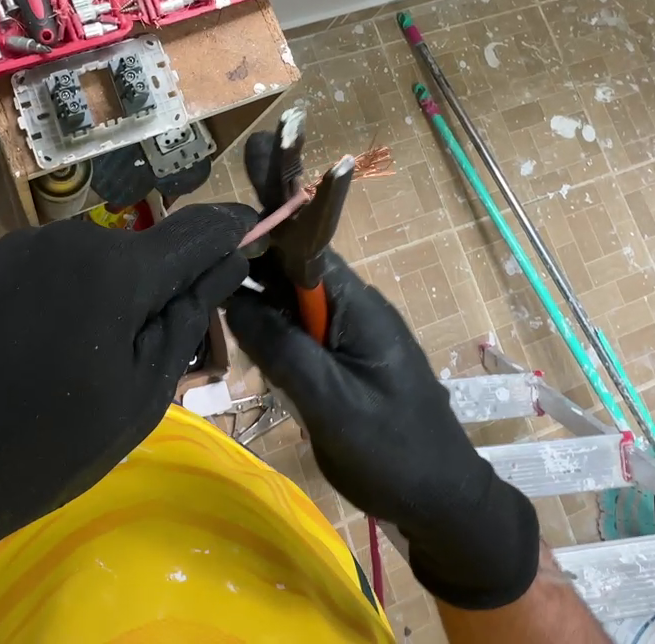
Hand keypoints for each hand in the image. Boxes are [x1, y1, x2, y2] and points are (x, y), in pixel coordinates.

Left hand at [0, 203, 256, 642]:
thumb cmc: (45, 443)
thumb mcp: (140, 395)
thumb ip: (188, 319)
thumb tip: (228, 264)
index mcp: (120, 267)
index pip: (199, 229)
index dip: (231, 232)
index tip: (252, 243)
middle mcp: (72, 237)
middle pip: (143, 249)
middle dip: (162, 285)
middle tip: (157, 350)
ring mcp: (21, 244)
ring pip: (93, 259)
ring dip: (109, 293)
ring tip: (86, 359)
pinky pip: (47, 268)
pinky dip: (63, 296)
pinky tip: (37, 349)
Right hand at [225, 134, 538, 609]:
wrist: (443, 500)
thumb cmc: (393, 452)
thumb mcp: (331, 404)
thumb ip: (283, 348)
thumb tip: (234, 296)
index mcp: (354, 302)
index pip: (306, 240)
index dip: (275, 202)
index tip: (254, 154)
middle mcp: (350, 301)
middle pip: (294, 255)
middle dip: (258, 231)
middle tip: (226, 200)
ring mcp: (346, 325)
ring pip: (289, 290)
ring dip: (255, 280)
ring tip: (211, 265)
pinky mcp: (340, 349)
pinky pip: (295, 320)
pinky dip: (266, 315)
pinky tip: (237, 318)